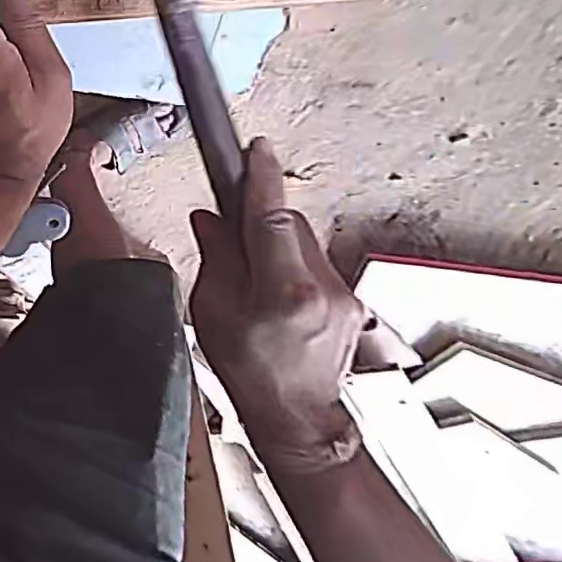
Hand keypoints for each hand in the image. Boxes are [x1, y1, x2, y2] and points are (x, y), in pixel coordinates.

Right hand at [189, 138, 364, 473]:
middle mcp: (323, 287)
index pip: (272, 218)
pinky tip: (269, 288)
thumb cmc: (247, 368)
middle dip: (258, 219)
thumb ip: (216, 257)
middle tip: (226, 227)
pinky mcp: (350, 299)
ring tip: (247, 274)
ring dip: (271, 243)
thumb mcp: (213, 310)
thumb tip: (211, 219)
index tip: (256, 149)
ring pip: (301, 243)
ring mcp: (344, 294)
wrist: (295, 412)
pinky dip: (287, 262)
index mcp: (284, 290)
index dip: (262, 179)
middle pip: (288, 226)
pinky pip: (313, 262)